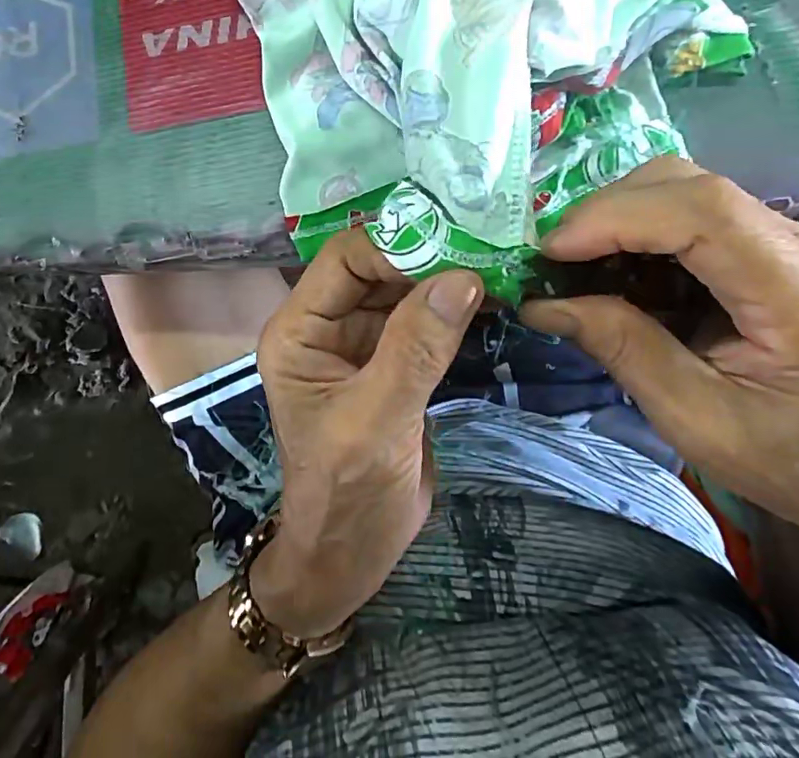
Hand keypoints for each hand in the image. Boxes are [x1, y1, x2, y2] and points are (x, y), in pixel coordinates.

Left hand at [249, 230, 482, 636]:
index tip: (457, 245)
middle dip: (426, 258)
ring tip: (500, 266)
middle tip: (490, 246)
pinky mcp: (389, 366)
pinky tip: (491, 303)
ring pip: (401, 294)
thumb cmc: (347, 493)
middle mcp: (324, 328)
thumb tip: (462, 277)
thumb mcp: (377, 420)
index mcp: (298, 331)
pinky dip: (451, 313)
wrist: (350, 554)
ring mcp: (358, 346)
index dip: (395, 245)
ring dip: (444, 282)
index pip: (342, 261)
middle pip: (374, 271)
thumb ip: (415, 349)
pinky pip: (420, 325)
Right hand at [520, 156, 798, 544]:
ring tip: (581, 264)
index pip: (710, 215)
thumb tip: (542, 303)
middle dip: (609, 211)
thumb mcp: (692, 421)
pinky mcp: (786, 249)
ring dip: (621, 217)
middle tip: (556, 258)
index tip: (552, 250)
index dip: (618, 216)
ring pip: (693, 190)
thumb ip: (622, 349)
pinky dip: (643, 230)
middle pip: (696, 188)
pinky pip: (701, 213)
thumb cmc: (782, 464)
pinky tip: (622, 270)